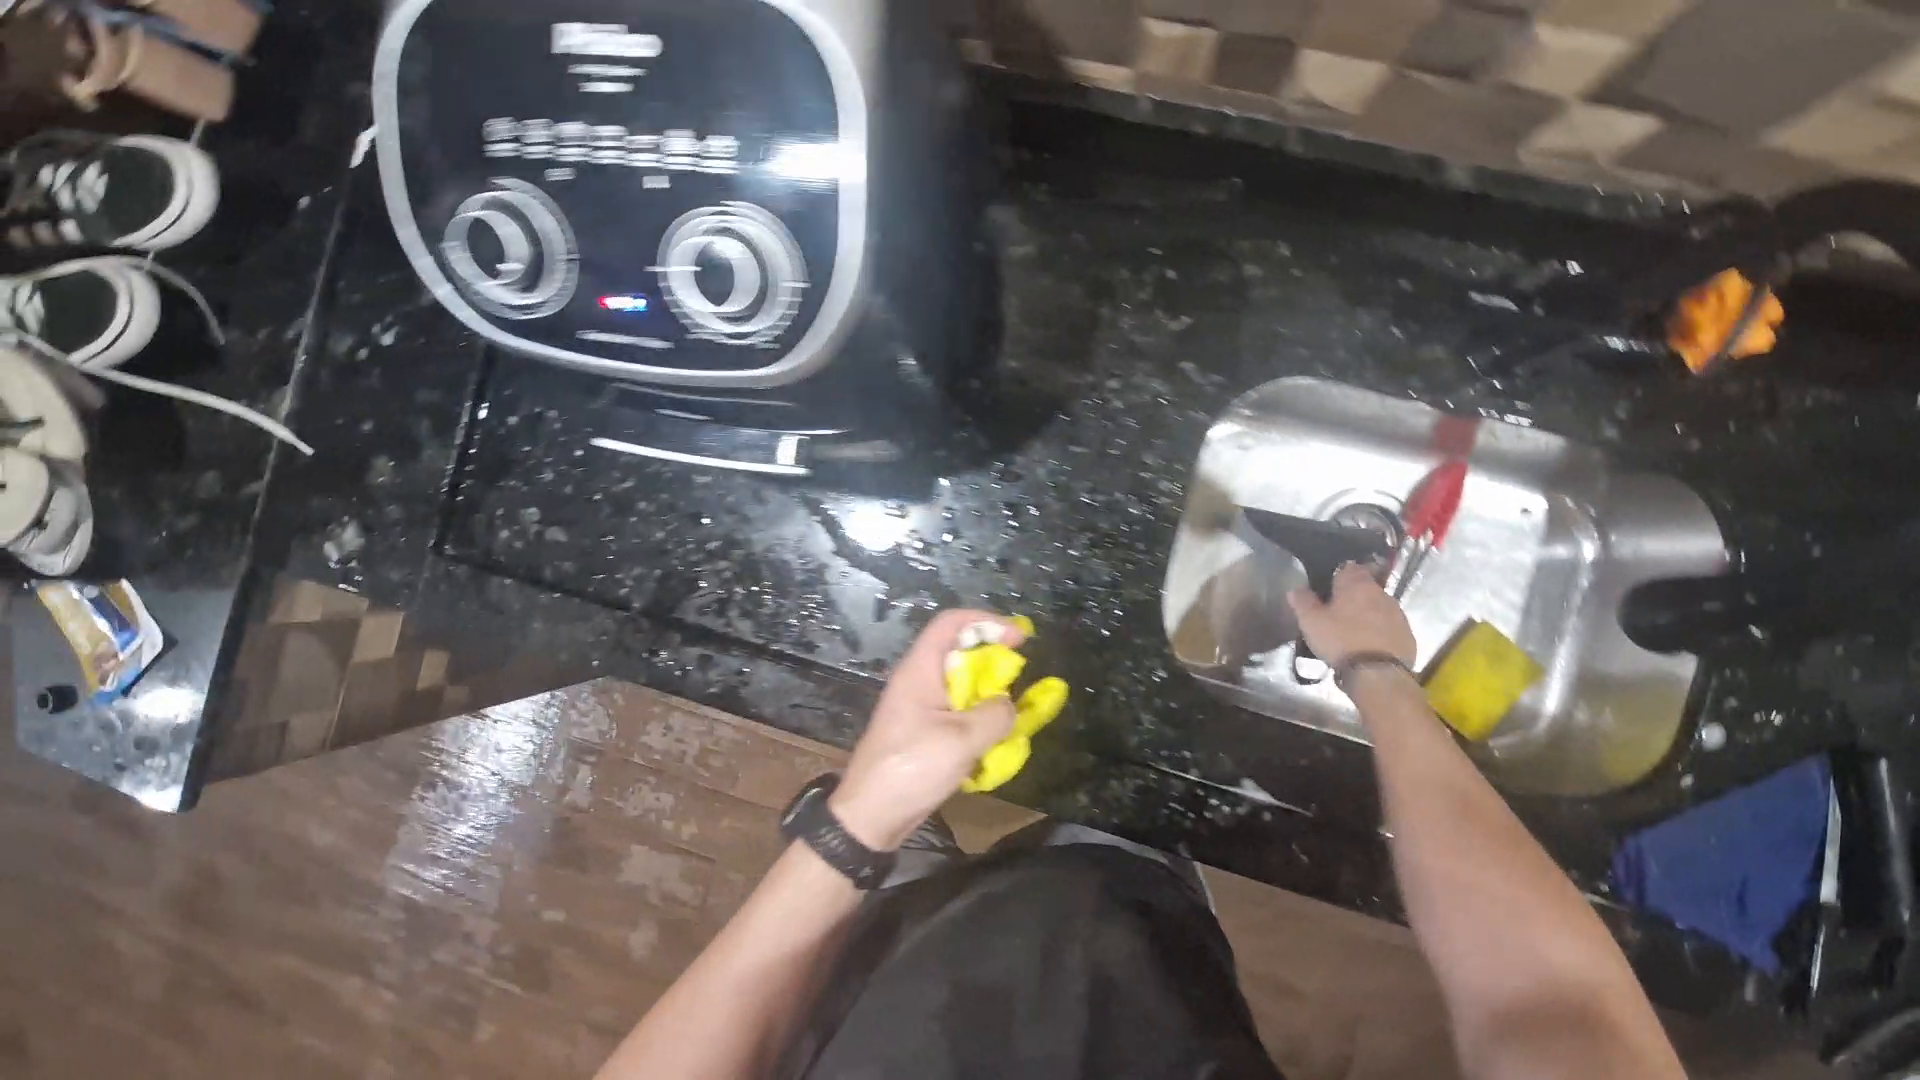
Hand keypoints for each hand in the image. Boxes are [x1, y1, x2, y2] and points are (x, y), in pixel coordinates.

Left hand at [829, 610, 1024, 850]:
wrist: (870, 815)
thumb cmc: (911, 768)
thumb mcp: (962, 741)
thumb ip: (994, 716)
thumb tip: (1009, 705)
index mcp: (920, 670)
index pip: (951, 623)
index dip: (987, 622)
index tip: (1019, 638)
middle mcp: (918, 681)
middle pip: (960, 653)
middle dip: (994, 662)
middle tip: (1020, 680)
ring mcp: (919, 708)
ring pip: (961, 686)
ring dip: (988, 697)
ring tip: (1013, 715)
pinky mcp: (923, 732)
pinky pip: (957, 713)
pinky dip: (978, 722)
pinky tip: (993, 744)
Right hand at [1287, 563, 1416, 668]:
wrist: (1377, 673)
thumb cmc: (1340, 640)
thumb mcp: (1311, 621)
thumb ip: (1303, 601)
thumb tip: (1296, 589)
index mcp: (1357, 584)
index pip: (1348, 568)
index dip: (1338, 576)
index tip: (1329, 588)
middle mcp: (1381, 593)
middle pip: (1365, 588)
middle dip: (1353, 596)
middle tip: (1337, 612)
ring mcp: (1398, 613)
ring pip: (1379, 607)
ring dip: (1368, 614)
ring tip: (1352, 631)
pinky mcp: (1407, 634)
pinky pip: (1390, 627)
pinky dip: (1380, 631)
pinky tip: (1368, 645)